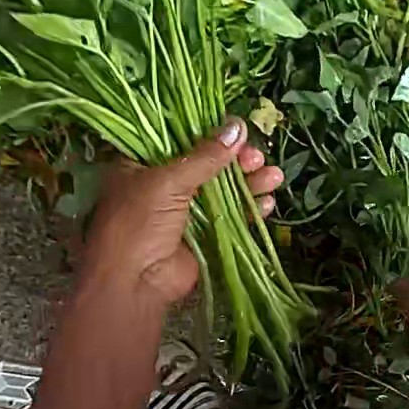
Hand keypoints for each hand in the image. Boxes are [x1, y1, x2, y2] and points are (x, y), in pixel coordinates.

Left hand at [78, 117, 284, 312]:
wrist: (135, 282)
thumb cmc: (138, 223)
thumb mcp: (168, 182)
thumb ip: (205, 156)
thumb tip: (238, 126)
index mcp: (144, 163)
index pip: (183, 139)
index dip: (212, 134)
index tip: (240, 132)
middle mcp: (165, 184)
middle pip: (210, 164)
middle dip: (237, 161)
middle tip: (258, 158)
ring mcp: (187, 211)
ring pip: (225, 190)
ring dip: (250, 183)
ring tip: (273, 177)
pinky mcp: (204, 234)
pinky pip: (232, 217)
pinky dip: (250, 209)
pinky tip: (266, 202)